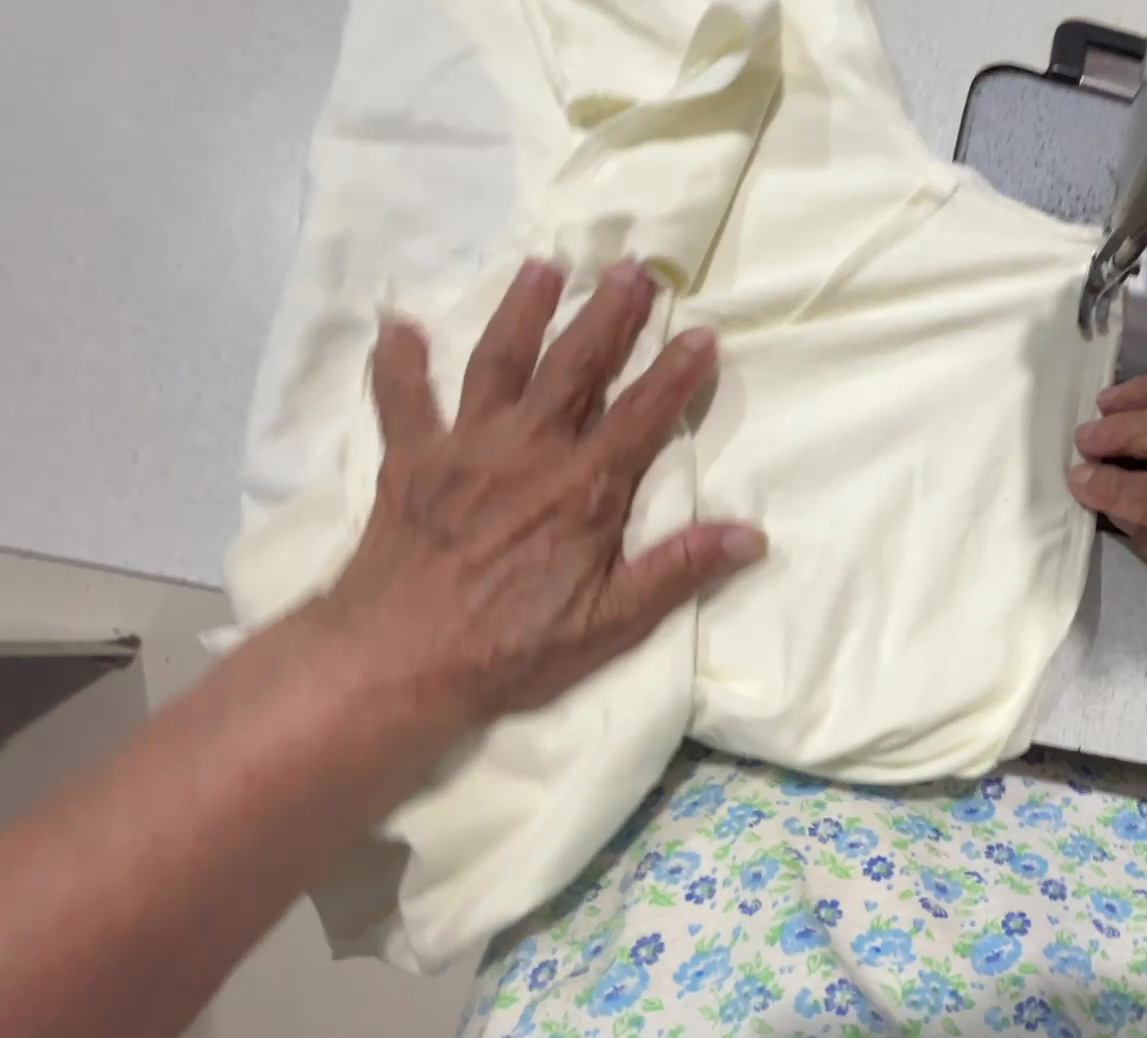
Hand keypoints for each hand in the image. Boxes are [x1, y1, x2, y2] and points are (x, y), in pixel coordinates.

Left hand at [313, 259, 765, 727]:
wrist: (394, 662)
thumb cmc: (514, 645)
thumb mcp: (613, 622)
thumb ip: (680, 569)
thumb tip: (752, 536)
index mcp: (582, 488)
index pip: (641, 416)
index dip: (675, 374)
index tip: (700, 332)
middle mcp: (527, 451)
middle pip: (574, 369)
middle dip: (607, 317)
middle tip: (631, 268)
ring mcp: (464, 450)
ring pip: (498, 365)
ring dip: (522, 312)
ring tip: (543, 267)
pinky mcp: (410, 463)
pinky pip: (401, 402)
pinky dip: (399, 364)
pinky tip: (399, 325)